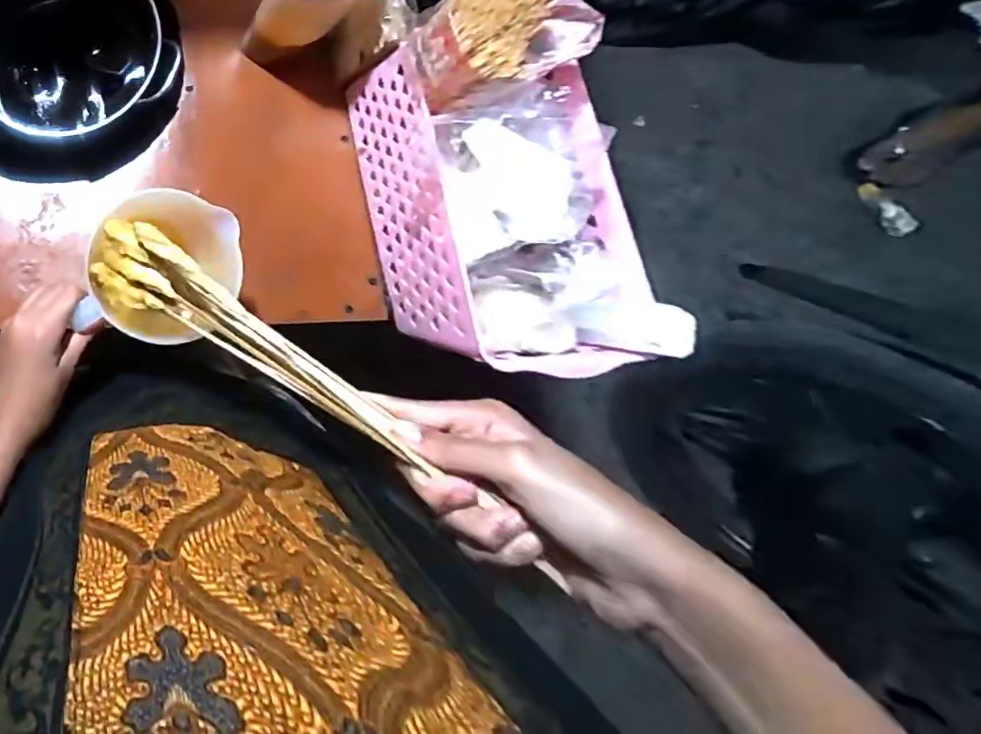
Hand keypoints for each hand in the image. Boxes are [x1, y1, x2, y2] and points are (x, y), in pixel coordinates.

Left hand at [0, 284, 96, 454]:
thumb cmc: (37, 405)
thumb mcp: (65, 372)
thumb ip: (81, 339)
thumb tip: (100, 317)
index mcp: (42, 327)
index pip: (69, 292)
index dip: (87, 298)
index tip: (97, 313)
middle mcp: (23, 316)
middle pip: (54, 288)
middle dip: (73, 296)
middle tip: (87, 317)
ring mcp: (10, 321)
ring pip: (39, 293)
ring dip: (57, 299)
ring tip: (71, 322)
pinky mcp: (3, 329)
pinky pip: (28, 305)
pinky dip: (43, 306)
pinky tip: (52, 328)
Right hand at [373, 395, 713, 630]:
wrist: (639, 577)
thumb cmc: (581, 503)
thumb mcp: (517, 466)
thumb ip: (451, 447)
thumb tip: (393, 427)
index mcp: (480, 421)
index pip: (412, 412)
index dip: (379, 410)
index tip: (341, 402)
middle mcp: (476, 451)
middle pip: (419, 468)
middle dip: (446, 493)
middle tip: (474, 498)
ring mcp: (486, 492)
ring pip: (442, 509)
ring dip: (480, 527)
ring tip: (521, 530)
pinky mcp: (495, 530)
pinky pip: (466, 539)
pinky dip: (496, 548)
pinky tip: (530, 548)